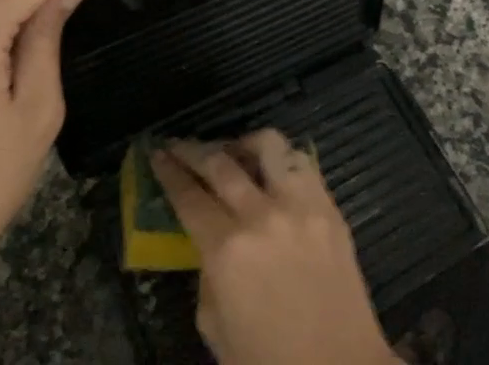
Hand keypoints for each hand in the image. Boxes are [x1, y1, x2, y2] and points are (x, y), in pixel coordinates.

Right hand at [154, 130, 397, 364]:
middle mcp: (262, 216)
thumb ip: (206, 273)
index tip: (157, 155)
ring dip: (244, 145)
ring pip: (269, 146)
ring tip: (234, 153)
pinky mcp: (331, 209)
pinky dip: (282, 162)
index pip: (188, 196)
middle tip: (179, 147)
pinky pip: (304, 165)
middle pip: (221, 162)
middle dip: (193, 150)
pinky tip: (273, 174)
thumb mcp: (214, 325)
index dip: (168, 172)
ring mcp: (302, 207)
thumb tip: (208, 240)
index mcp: (227, 250)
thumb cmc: (269, 360)